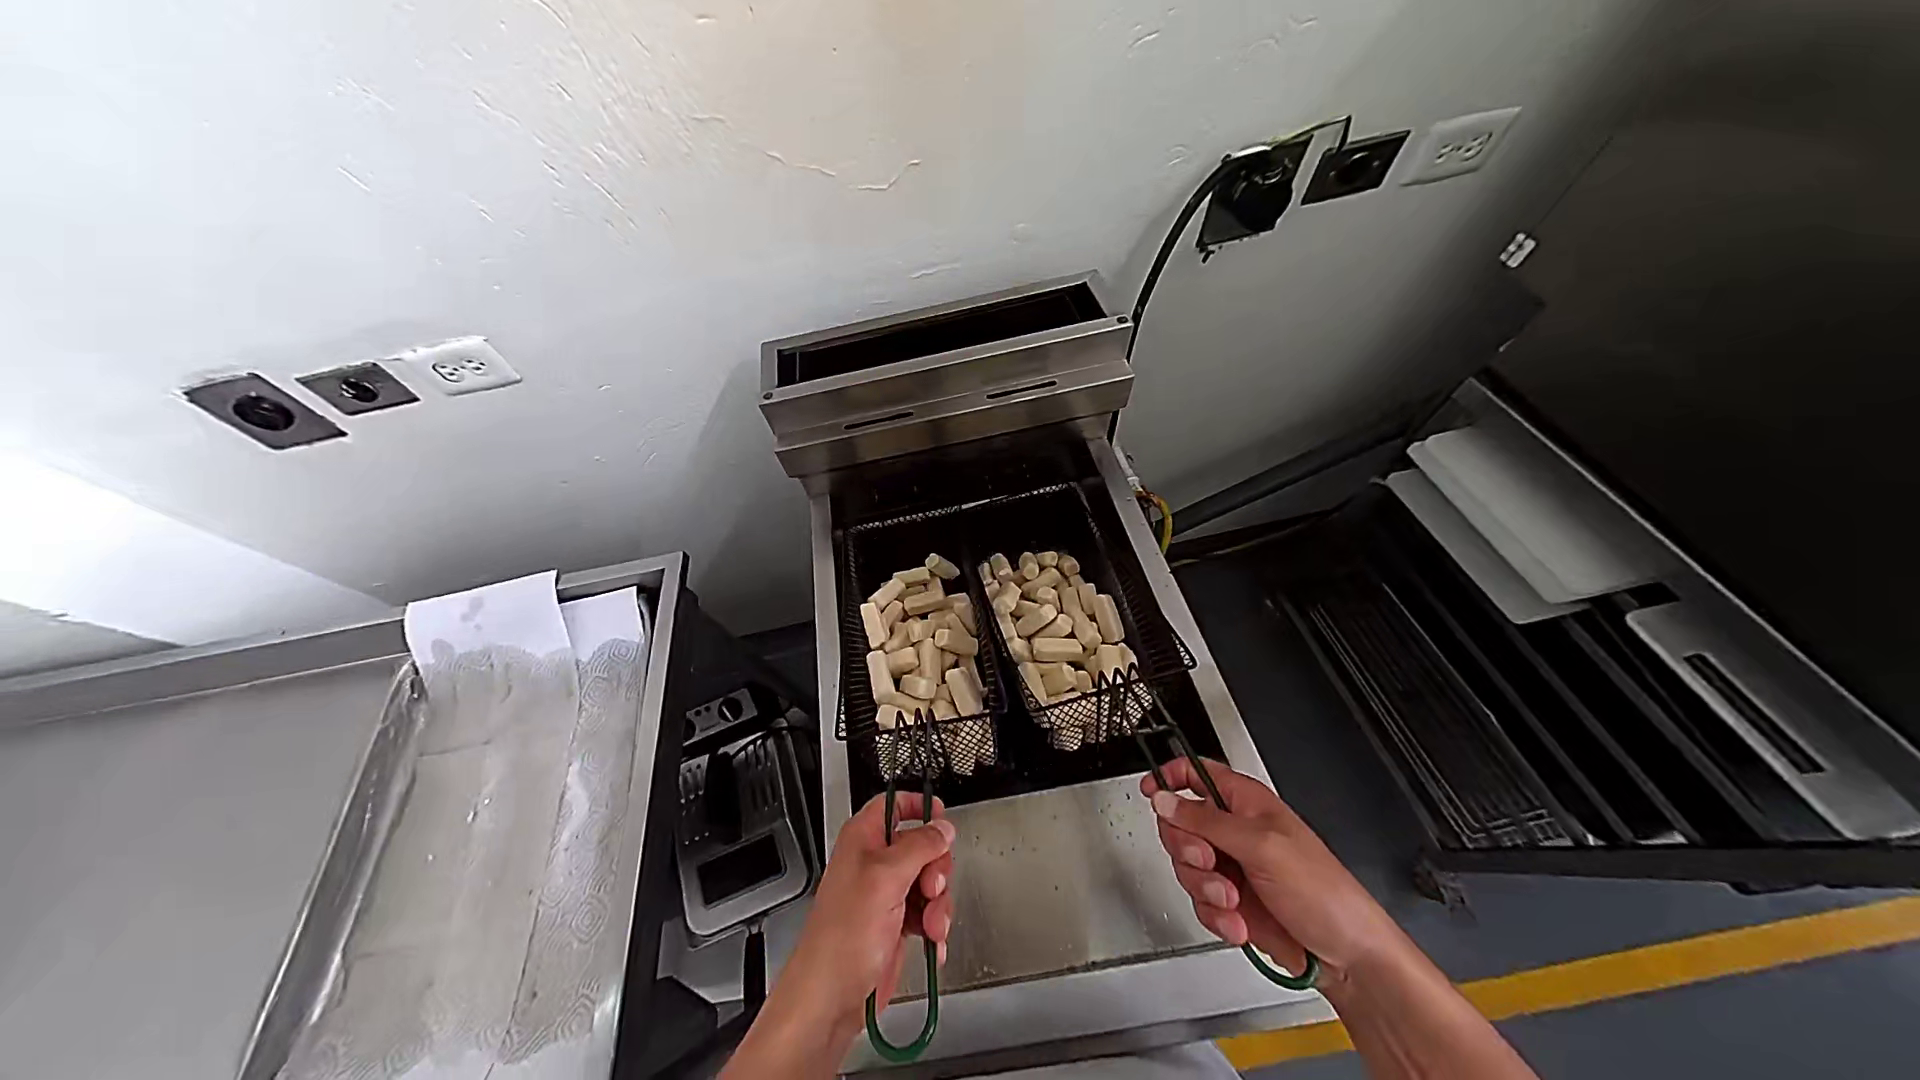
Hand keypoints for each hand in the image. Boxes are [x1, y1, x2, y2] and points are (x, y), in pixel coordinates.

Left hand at [756, 793, 954, 1048]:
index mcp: (864, 839)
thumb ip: (920, 846)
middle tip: (929, 886)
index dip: (919, 806)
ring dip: (938, 904)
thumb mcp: (886, 878)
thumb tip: (942, 828)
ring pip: (930, 881)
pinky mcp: (896, 922)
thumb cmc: (842, 937)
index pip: (894, 804)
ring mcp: (886, 894)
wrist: (831, 997)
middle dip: (936, 868)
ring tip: (930, 924)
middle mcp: (875, 862)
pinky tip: (932, 941)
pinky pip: (929, 912)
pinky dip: (936, 926)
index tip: (940, 817)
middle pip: (923, 845)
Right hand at [1143, 758, 1405, 985]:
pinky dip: (1214, 913)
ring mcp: (1231, 866)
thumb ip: (1206, 820)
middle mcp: (1234, 830)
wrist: (1347, 957)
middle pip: (1179, 822)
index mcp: (1244, 803)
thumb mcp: (1260, 845)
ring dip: (1204, 886)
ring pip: (1185, 864)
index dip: (1169, 777)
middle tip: (1209, 859)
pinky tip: (1238, 920)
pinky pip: (1198, 899)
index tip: (1151, 791)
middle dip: (1187, 847)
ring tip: (1232, 898)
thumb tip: (1165, 799)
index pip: (1195, 774)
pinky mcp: (1230, 900)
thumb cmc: (1324, 892)